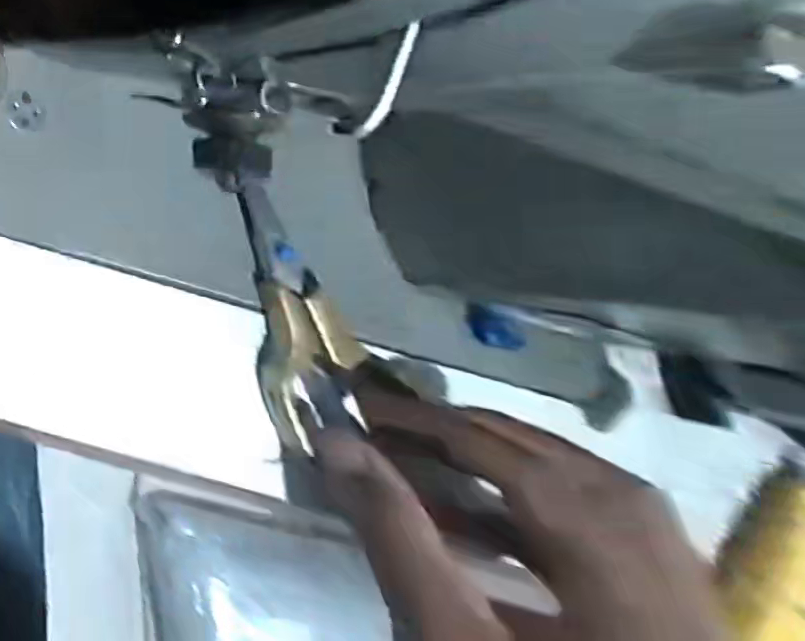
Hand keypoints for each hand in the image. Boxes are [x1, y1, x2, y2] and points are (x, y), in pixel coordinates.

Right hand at [320, 398, 726, 640]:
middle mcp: (674, 583)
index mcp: (624, 588)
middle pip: (569, 469)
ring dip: (506, 461)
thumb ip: (391, 530)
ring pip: (598, 494)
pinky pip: (613, 535)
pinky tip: (477, 517)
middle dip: (471, 432)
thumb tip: (332, 439)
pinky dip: (537, 506)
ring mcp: (690, 606)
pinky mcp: (676, 623)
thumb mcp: (446, 635)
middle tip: (391, 423)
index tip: (363, 403)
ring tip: (429, 453)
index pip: (522, 466)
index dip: (436, 423)